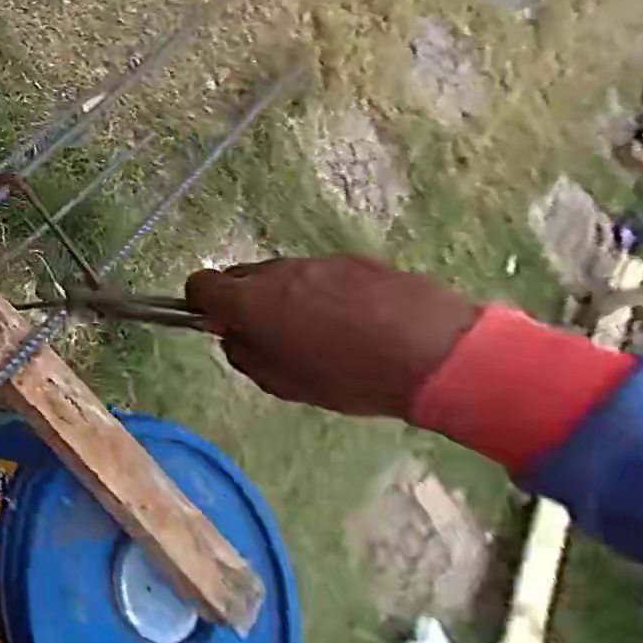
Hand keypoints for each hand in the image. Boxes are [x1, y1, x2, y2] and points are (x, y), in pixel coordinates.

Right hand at [184, 256, 478, 418]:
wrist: (442, 356)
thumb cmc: (347, 376)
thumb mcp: (280, 382)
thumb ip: (242, 352)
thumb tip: (232, 332)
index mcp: (247, 300)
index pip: (200, 284)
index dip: (203, 304)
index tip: (222, 325)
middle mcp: (275, 272)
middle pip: (239, 276)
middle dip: (244, 299)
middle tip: (272, 332)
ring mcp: (318, 262)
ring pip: (282, 275)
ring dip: (286, 295)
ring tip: (323, 329)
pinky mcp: (358, 260)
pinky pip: (323, 274)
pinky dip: (326, 292)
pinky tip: (358, 320)